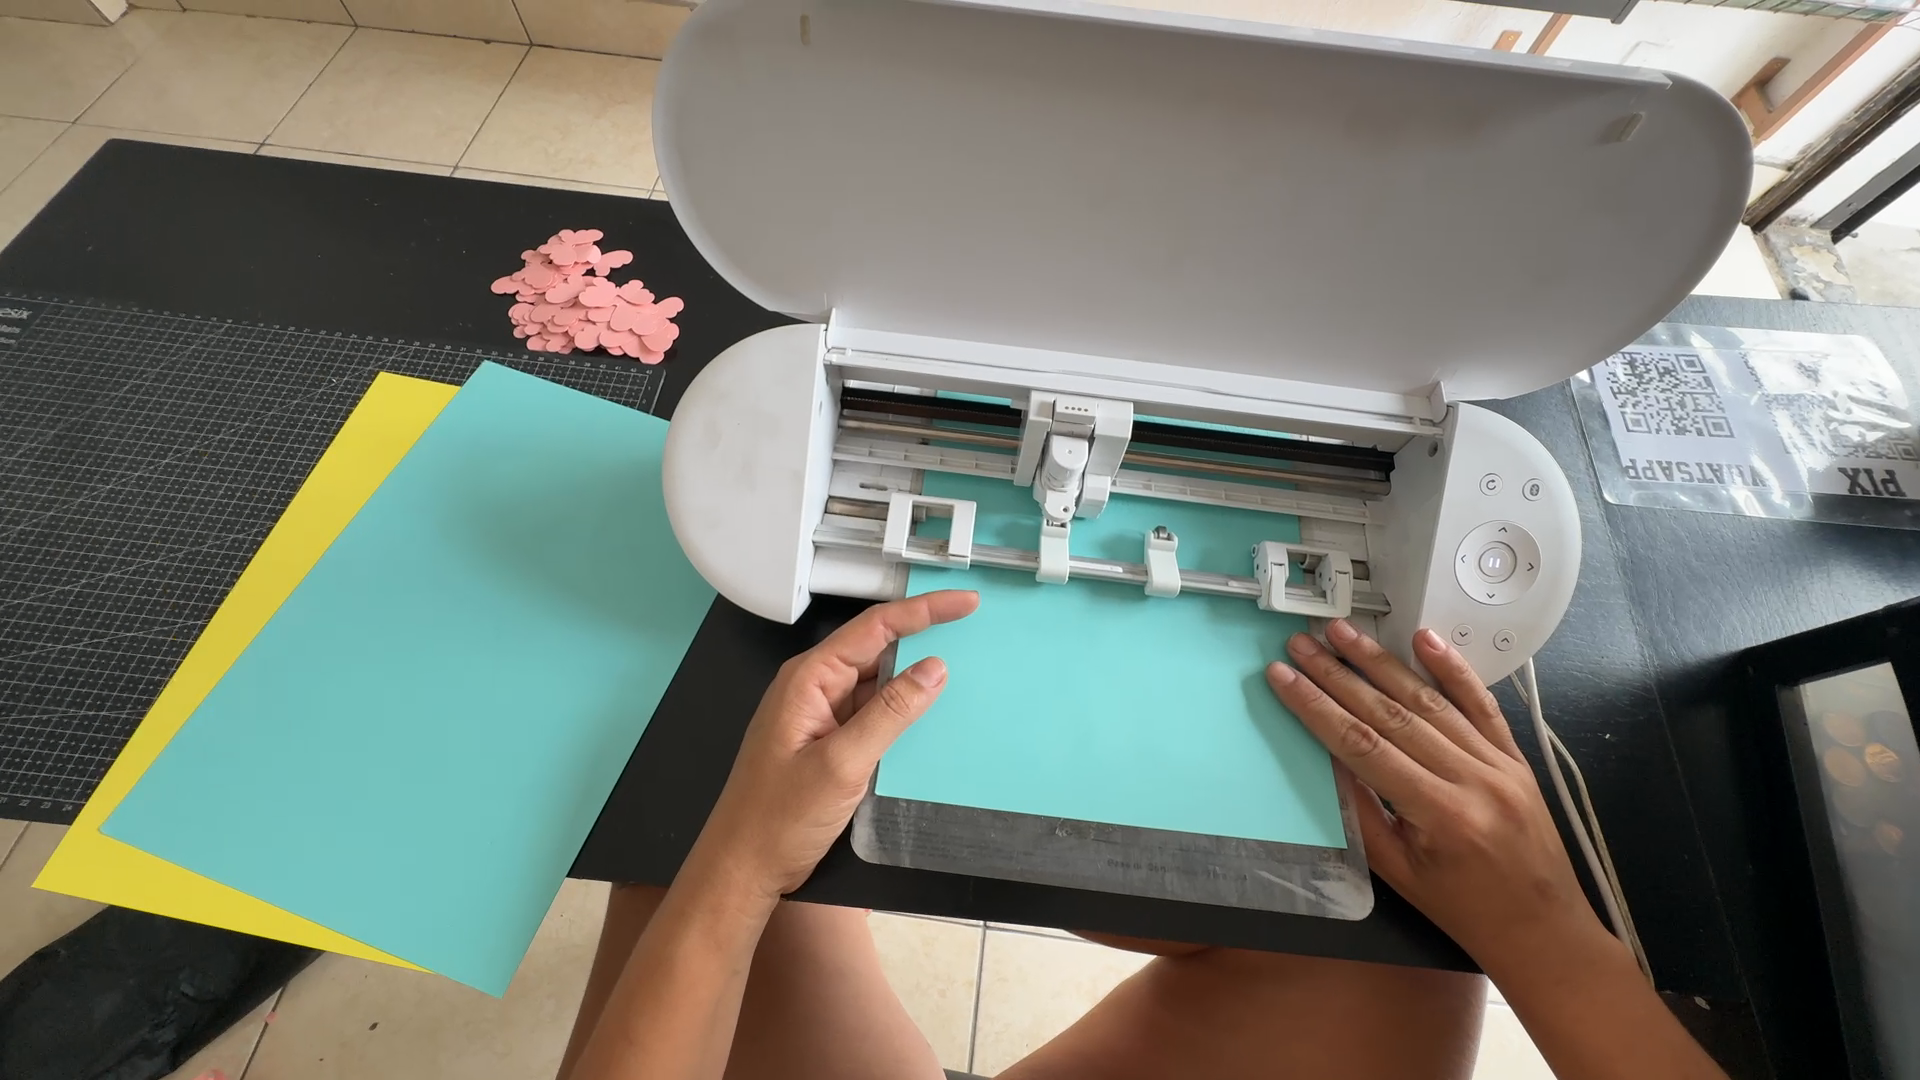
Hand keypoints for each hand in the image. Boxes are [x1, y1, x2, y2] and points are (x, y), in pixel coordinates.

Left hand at [690, 590, 979, 901]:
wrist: (744, 868)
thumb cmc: (779, 817)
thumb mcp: (841, 763)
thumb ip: (890, 713)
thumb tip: (934, 669)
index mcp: (810, 678)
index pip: (875, 628)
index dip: (924, 610)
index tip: (965, 603)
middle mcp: (816, 687)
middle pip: (878, 647)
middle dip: (924, 636)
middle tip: (972, 629)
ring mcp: (823, 714)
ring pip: (879, 681)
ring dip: (916, 675)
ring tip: (965, 667)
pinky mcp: (831, 739)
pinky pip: (875, 711)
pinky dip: (904, 709)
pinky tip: (933, 714)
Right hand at [1264, 619, 1610, 974]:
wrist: (1544, 934)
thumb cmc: (1460, 908)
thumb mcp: (1394, 867)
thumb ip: (1356, 807)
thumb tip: (1323, 750)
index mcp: (1439, 814)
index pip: (1361, 745)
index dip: (1315, 707)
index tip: (1283, 677)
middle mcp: (1472, 780)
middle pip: (1390, 713)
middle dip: (1337, 675)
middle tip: (1302, 644)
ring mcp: (1499, 764)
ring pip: (1429, 700)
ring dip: (1380, 661)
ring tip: (1343, 632)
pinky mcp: (1516, 757)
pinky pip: (1481, 704)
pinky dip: (1453, 668)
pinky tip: (1425, 638)